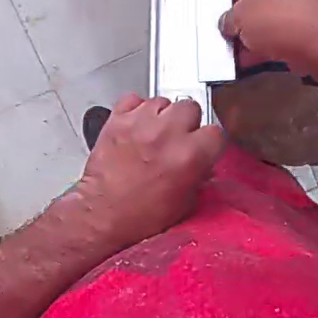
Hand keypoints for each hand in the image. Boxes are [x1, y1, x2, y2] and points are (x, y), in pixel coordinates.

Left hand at [64, 94, 225, 250]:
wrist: (101, 217)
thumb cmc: (139, 216)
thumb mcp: (185, 203)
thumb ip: (199, 176)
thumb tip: (204, 163)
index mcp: (189, 155)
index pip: (216, 131)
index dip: (210, 142)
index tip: (205, 147)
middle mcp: (167, 134)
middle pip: (190, 107)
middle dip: (187, 122)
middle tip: (179, 138)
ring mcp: (140, 124)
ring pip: (162, 101)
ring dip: (162, 115)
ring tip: (155, 132)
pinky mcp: (117, 120)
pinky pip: (133, 100)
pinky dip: (136, 110)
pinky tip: (136, 125)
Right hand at [219, 0, 317, 79]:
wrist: (317, 43)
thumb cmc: (276, 21)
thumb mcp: (236, 19)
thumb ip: (226, 20)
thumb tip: (227, 24)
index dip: (229, 7)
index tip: (224, 24)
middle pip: (257, 6)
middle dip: (244, 27)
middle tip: (232, 42)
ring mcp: (303, 2)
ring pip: (271, 23)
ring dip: (257, 40)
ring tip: (243, 57)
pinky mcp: (313, 24)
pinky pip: (286, 35)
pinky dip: (274, 47)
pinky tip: (261, 60)